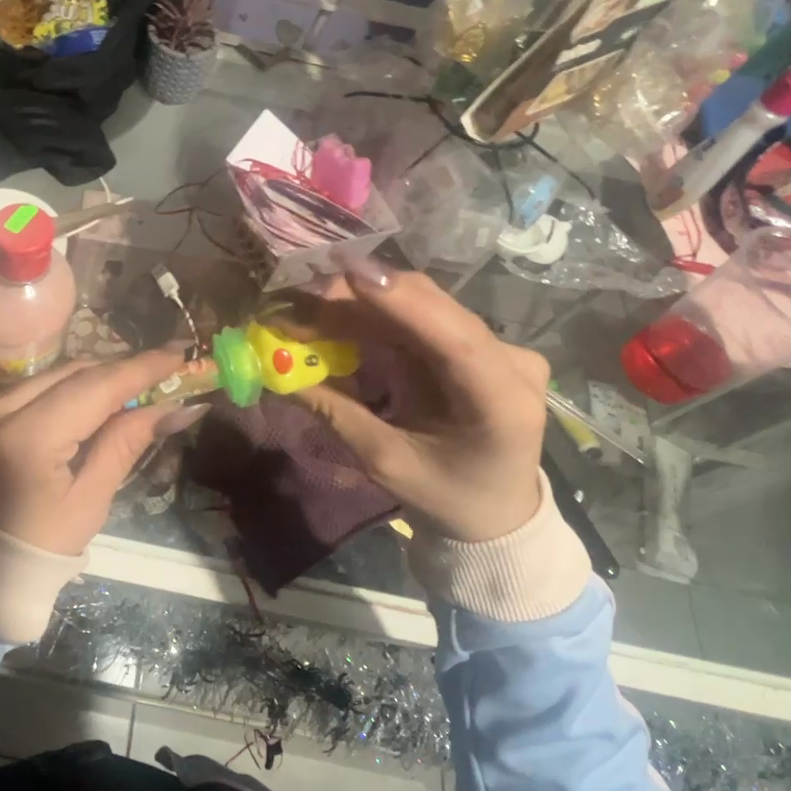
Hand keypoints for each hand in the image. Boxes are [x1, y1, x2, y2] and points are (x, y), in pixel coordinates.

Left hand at [0, 348, 206, 555]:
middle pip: (69, 375)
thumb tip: (175, 408)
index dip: (140, 368)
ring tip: (130, 390)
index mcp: (22, 441)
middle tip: (161, 375)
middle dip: (118, 372)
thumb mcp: (87, 505)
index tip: (178, 353)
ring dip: (90, 381)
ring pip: (46, 378)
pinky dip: (60, 394)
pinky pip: (24, 392)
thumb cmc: (32, 554)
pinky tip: (87, 406)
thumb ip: (124, 445)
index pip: (93, 388)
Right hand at [286, 266, 549, 543]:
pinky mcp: (478, 347)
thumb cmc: (447, 499)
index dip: (405, 302)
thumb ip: (337, 413)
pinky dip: (376, 319)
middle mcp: (511, 363)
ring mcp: (499, 350)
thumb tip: (279, 373)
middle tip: (301, 295)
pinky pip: (422, 321)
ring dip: (363, 305)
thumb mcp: (387, 464)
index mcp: (503, 403)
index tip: (351, 274)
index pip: (457, 340)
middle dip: (364, 298)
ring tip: (306, 306)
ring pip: (424, 309)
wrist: (495, 516)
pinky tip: (335, 315)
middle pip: (436, 311)